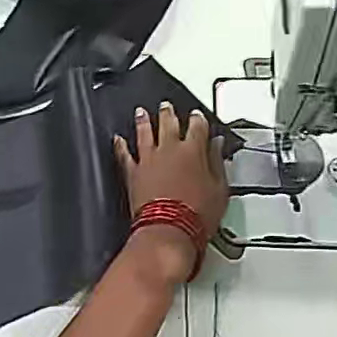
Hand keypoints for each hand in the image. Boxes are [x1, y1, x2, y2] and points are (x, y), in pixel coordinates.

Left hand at [114, 102, 228, 280]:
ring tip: (141, 112)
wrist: (169, 230)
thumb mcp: (220, 189)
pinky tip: (117, 139)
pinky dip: (120, 146)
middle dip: (169, 113)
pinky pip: (124, 155)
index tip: (196, 115)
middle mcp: (169, 150)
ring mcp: (149, 160)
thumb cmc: (196, 215)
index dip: (198, 119)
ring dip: (143, 121)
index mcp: (194, 151)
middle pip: (168, 124)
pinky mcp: (133, 173)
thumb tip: (217, 146)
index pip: (197, 127)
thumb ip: (217, 163)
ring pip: (144, 133)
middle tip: (167, 106)